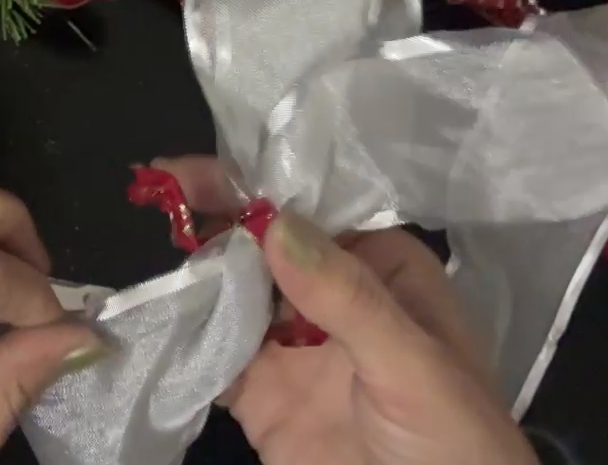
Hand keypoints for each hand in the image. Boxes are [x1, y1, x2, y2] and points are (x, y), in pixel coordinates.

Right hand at [154, 156, 538, 464]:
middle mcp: (331, 294)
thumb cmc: (456, 457)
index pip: (309, 208)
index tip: (190, 171)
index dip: (250, 182)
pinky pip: (212, 345)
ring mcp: (291, 341)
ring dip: (193, 260)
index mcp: (380, 271)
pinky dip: (182, 323)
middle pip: (260, 236)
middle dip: (210, 209)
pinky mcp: (258, 389)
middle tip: (158, 188)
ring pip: (231, 283)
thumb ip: (348, 299)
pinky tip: (153, 302)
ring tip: (150, 231)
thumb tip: (275, 224)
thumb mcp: (417, 374)